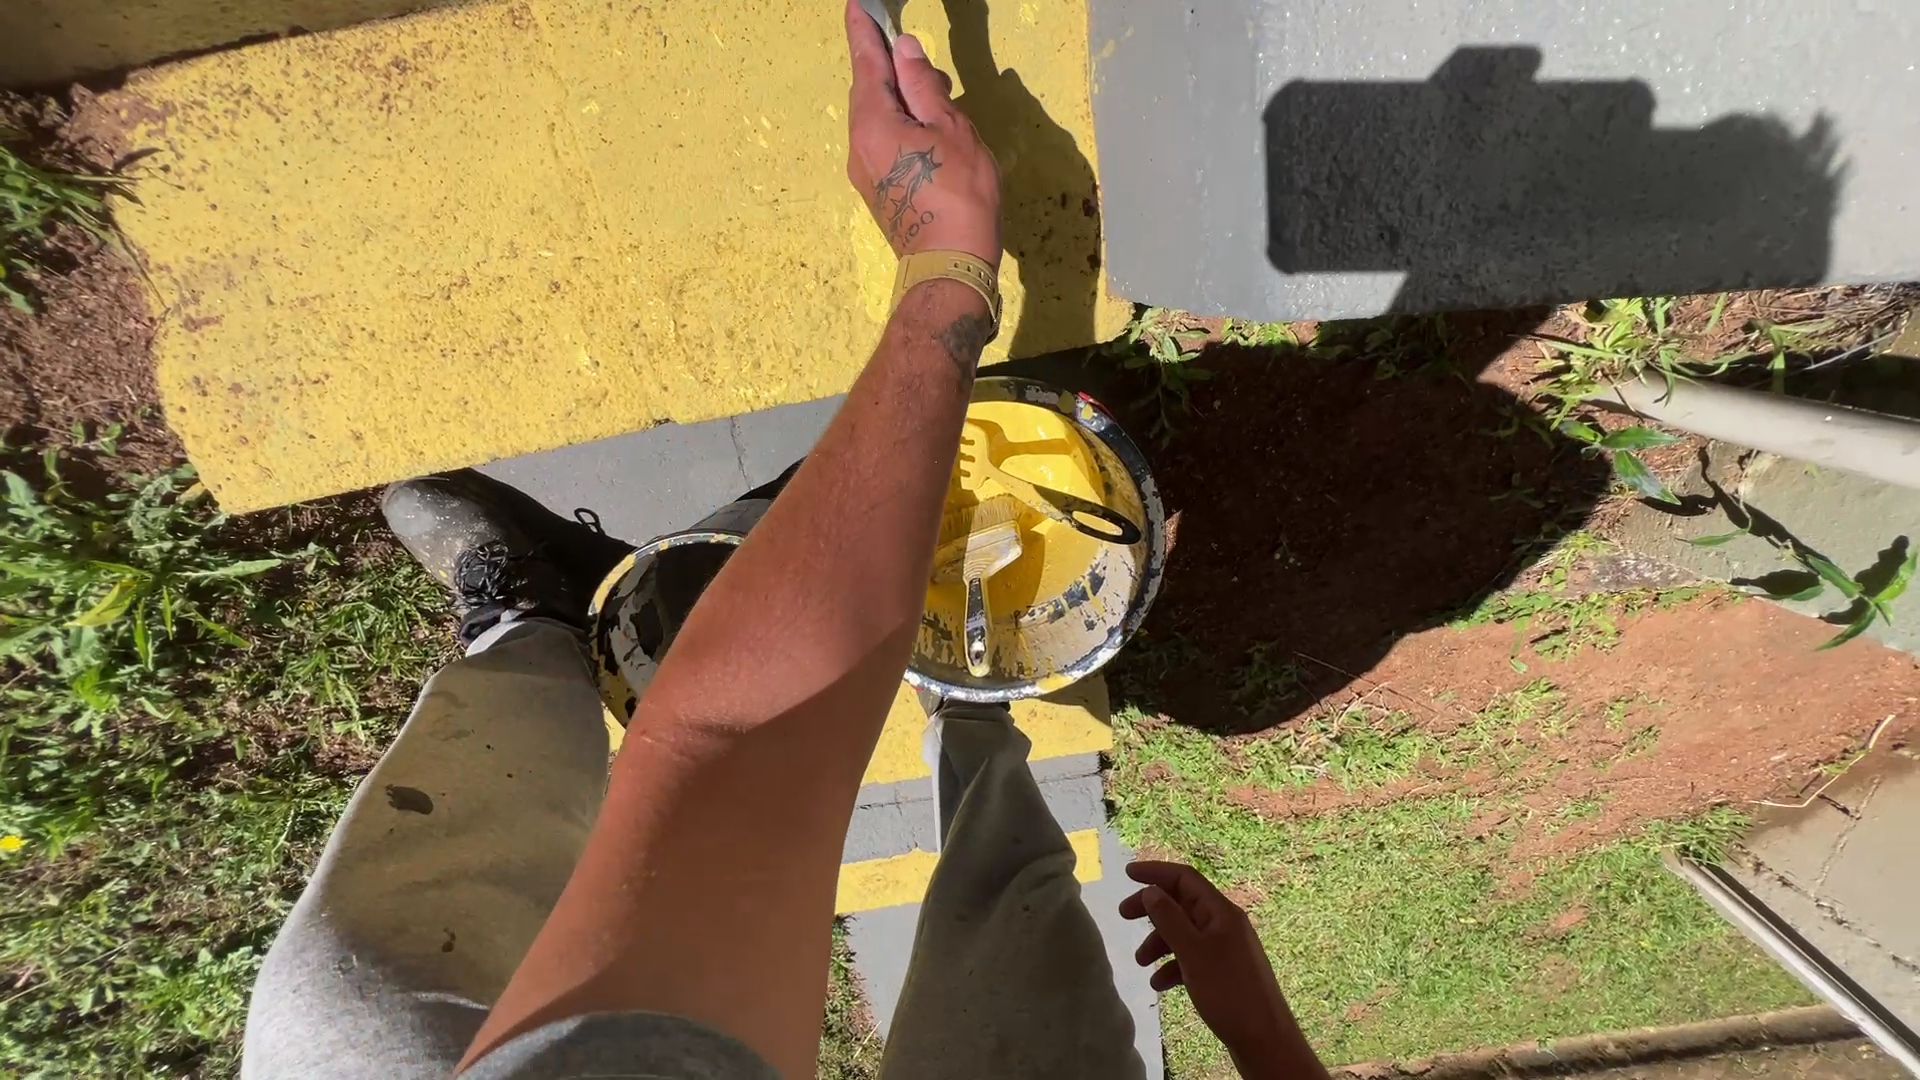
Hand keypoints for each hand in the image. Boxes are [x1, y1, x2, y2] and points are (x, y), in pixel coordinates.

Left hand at [843, 0, 1001, 266]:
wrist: (951, 266)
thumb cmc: (959, 196)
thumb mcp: (951, 131)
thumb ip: (924, 87)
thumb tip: (904, 51)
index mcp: (872, 123)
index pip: (866, 63)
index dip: (865, 31)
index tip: (858, 6)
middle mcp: (858, 147)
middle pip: (869, 93)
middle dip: (893, 71)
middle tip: (924, 65)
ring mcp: (865, 175)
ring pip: (877, 121)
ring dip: (901, 104)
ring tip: (937, 103)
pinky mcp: (877, 195)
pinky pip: (883, 145)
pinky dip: (900, 129)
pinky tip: (926, 135)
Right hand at [1120, 861, 1327, 1079]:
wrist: (1267, 1045)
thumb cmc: (1229, 992)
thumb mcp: (1193, 953)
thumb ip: (1169, 918)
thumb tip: (1151, 890)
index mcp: (1221, 912)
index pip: (1185, 878)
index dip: (1155, 871)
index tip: (1127, 873)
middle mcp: (1224, 925)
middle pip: (1181, 904)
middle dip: (1151, 908)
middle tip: (1123, 915)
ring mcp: (1225, 949)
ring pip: (1184, 933)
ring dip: (1159, 942)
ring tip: (1140, 962)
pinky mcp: (1224, 973)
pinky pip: (1192, 958)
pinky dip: (1173, 966)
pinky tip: (1159, 984)